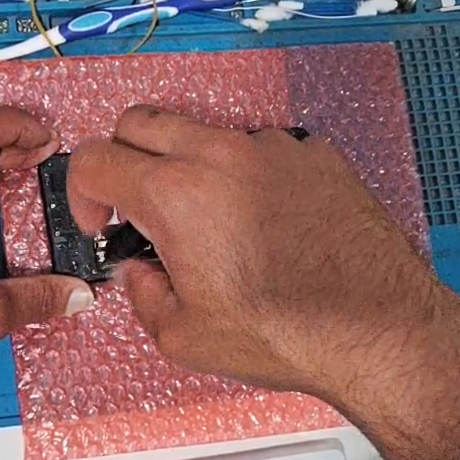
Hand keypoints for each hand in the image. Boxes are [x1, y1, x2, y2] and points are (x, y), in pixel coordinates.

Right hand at [67, 106, 459, 415]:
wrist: (377, 329)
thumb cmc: (291, 333)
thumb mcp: (184, 336)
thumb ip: (142, 293)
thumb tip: (139, 271)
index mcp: (178, 195)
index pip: (94, 159)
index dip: (82, 193)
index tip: (99, 220)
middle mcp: (222, 156)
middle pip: (138, 122)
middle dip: (122, 160)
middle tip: (135, 205)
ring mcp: (272, 147)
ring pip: (201, 130)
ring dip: (185, 165)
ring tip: (206, 220)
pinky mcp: (312, 153)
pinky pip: (257, 146)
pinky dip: (242, 173)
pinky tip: (260, 220)